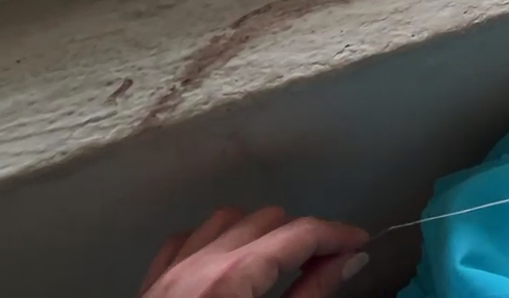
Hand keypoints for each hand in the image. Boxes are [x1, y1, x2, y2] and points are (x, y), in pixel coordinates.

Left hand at [140, 207, 368, 297]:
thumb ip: (310, 297)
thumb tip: (347, 261)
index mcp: (235, 278)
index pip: (302, 234)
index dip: (338, 234)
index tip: (361, 245)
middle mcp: (201, 264)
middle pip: (270, 219)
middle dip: (303, 234)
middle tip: (326, 263)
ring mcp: (168, 275)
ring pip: (228, 219)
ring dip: (260, 231)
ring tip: (279, 260)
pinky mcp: (147, 291)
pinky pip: (184, 242)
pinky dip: (213, 241)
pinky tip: (225, 262)